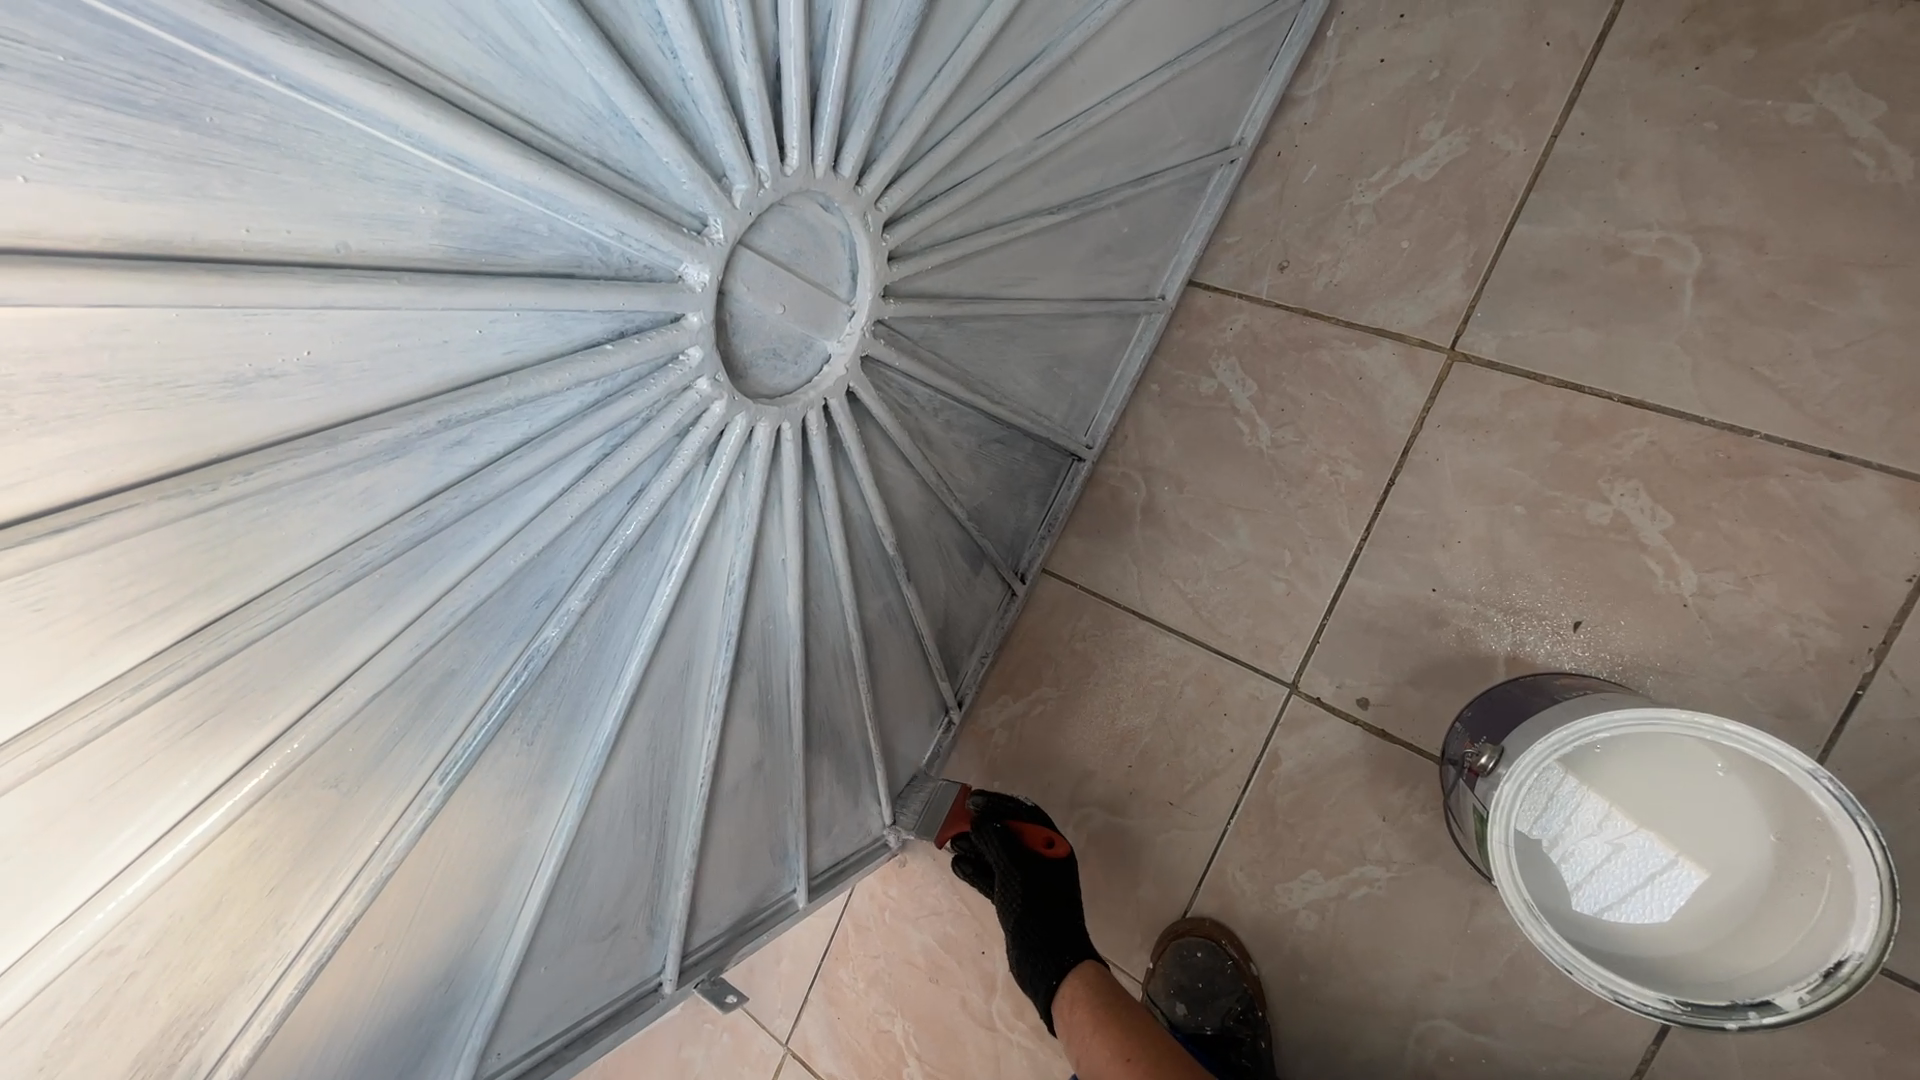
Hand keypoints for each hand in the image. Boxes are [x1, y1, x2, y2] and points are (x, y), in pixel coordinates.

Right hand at [948, 790, 1104, 1033]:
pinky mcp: (1017, 901)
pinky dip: (977, 871)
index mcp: (1052, 845)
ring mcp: (1030, 881)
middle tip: (956, 821)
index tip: (972, 800)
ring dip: (976, 848)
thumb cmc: (1037, 907)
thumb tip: (980, 820)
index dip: (998, 804)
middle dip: (983, 827)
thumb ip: (996, 839)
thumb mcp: (1015, 867)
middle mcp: (1042, 859)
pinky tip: (957, 866)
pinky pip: (995, 878)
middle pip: (1010, 833)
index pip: (1024, 813)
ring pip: (999, 856)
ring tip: (951, 843)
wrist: (1050, 963)